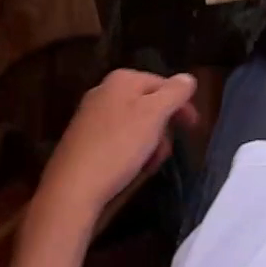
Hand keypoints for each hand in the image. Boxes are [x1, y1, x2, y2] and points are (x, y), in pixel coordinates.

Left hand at [37, 69, 198, 218]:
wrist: (71, 189)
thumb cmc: (118, 146)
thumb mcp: (153, 116)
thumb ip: (174, 93)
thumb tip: (188, 77)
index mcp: (122, 79)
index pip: (163, 83)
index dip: (182, 104)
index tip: (194, 127)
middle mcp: (104, 91)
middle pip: (149, 104)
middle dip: (162, 129)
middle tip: (165, 152)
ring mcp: (91, 116)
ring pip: (134, 124)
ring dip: (148, 144)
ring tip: (147, 165)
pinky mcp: (82, 140)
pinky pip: (117, 139)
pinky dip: (129, 152)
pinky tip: (128, 169)